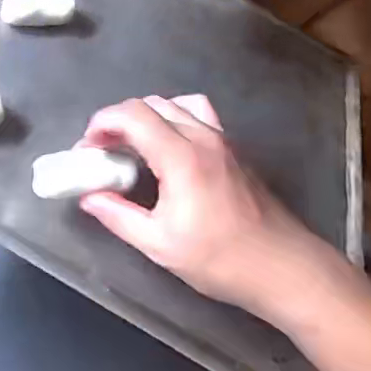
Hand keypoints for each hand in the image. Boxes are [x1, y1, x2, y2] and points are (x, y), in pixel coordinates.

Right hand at [78, 95, 337, 320]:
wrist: (284, 267)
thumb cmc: (220, 259)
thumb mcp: (160, 245)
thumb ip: (118, 216)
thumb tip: (88, 198)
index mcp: (182, 156)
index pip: (133, 115)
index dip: (102, 123)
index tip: (87, 149)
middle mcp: (202, 136)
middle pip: (151, 103)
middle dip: (118, 120)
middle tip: (103, 152)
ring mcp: (222, 139)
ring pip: (174, 104)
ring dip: (146, 116)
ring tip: (132, 146)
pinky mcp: (233, 148)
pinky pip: (196, 114)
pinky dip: (172, 118)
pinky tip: (167, 148)